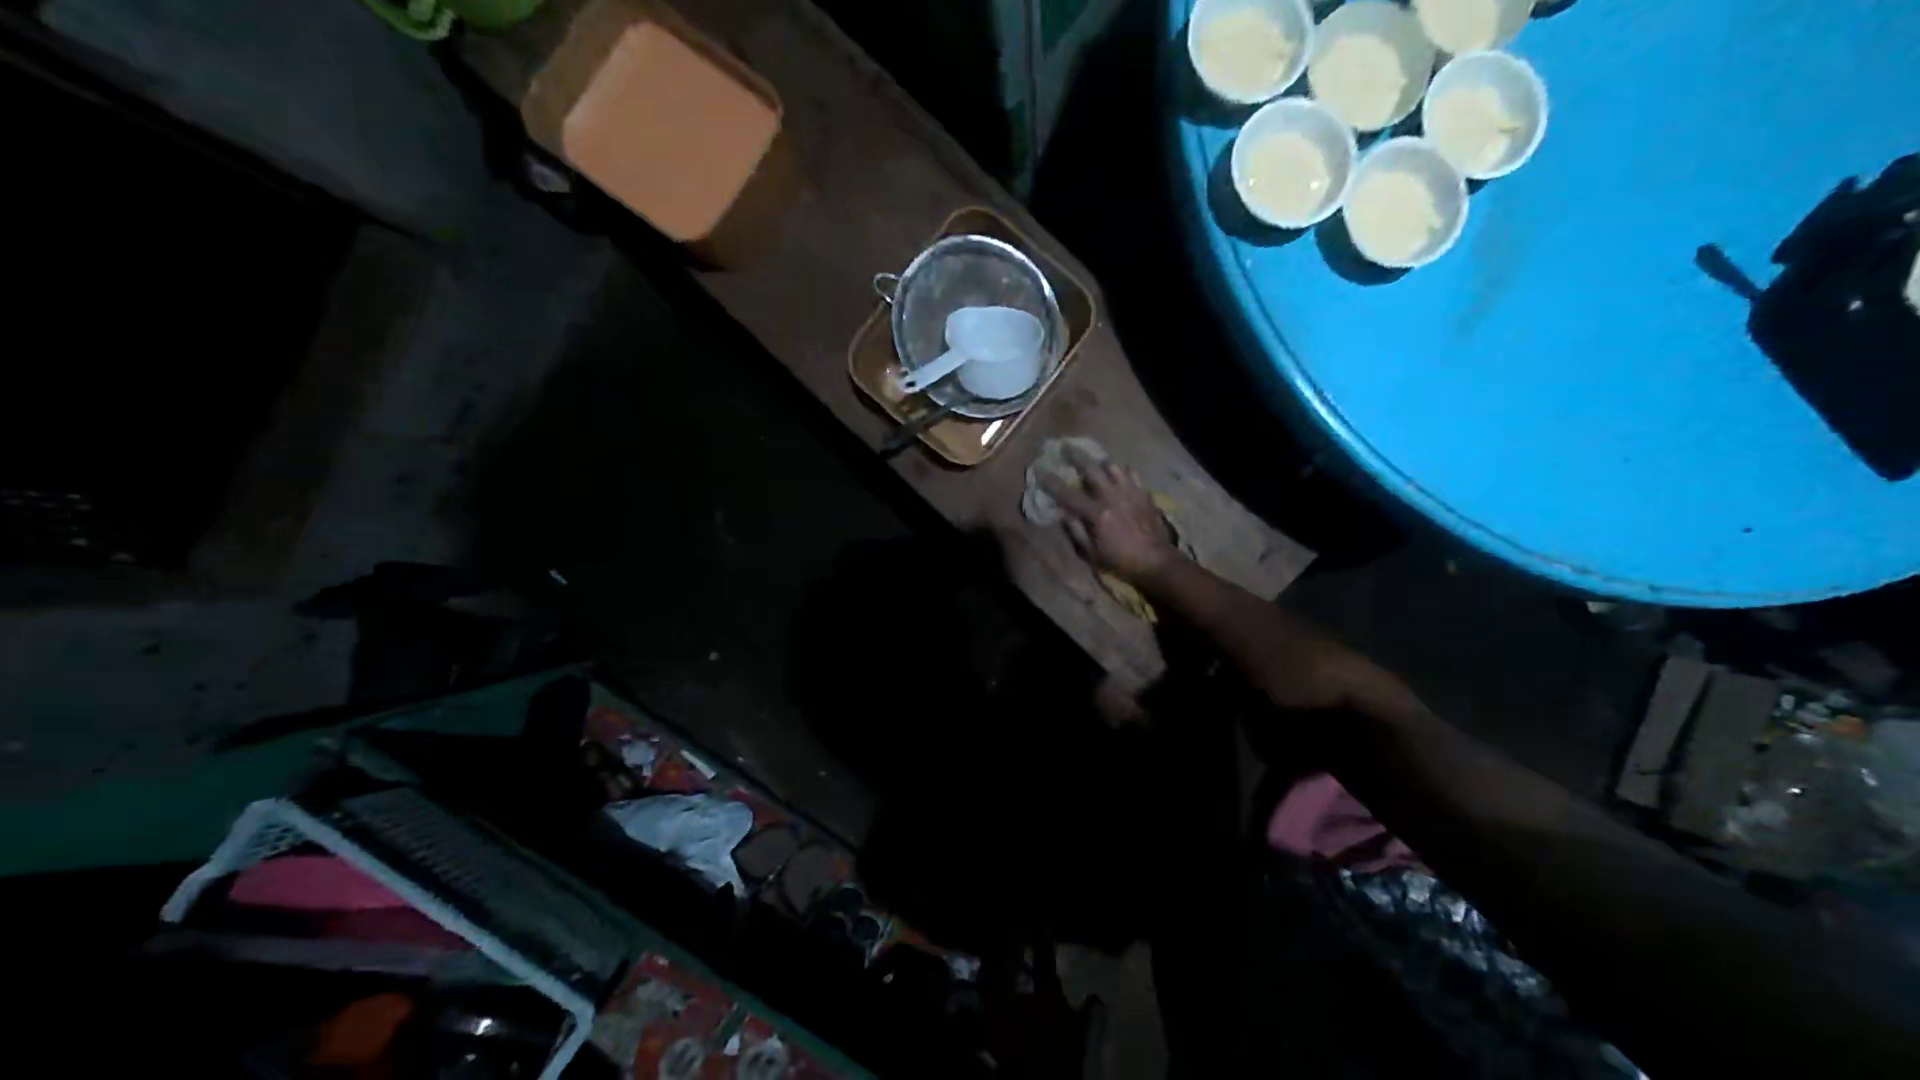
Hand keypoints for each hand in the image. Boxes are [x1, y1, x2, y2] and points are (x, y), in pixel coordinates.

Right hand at [1041, 451, 1182, 579]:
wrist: (1156, 560)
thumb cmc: (1120, 560)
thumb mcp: (1091, 553)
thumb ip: (1075, 531)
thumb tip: (1061, 513)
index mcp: (1097, 513)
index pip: (1069, 494)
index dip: (1053, 483)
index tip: (1042, 473)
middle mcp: (1112, 496)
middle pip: (1092, 469)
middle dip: (1076, 457)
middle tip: (1067, 448)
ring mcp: (1130, 492)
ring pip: (1113, 466)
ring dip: (1101, 463)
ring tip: (1096, 461)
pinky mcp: (1144, 493)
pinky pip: (1132, 473)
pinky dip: (1123, 472)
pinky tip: (1120, 475)